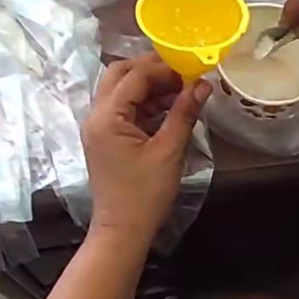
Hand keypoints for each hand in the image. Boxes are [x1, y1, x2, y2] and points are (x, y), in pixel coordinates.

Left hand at [82, 53, 210, 244]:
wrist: (123, 231)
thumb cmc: (145, 194)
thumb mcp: (169, 151)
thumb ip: (184, 113)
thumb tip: (203, 85)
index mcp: (107, 117)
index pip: (134, 76)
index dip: (164, 68)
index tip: (192, 68)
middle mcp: (96, 116)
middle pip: (120, 75)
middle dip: (151, 70)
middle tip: (182, 73)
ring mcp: (98, 128)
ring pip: (121, 91)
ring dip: (149, 86)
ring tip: (182, 90)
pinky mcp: (106, 139)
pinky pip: (124, 109)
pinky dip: (145, 104)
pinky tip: (170, 108)